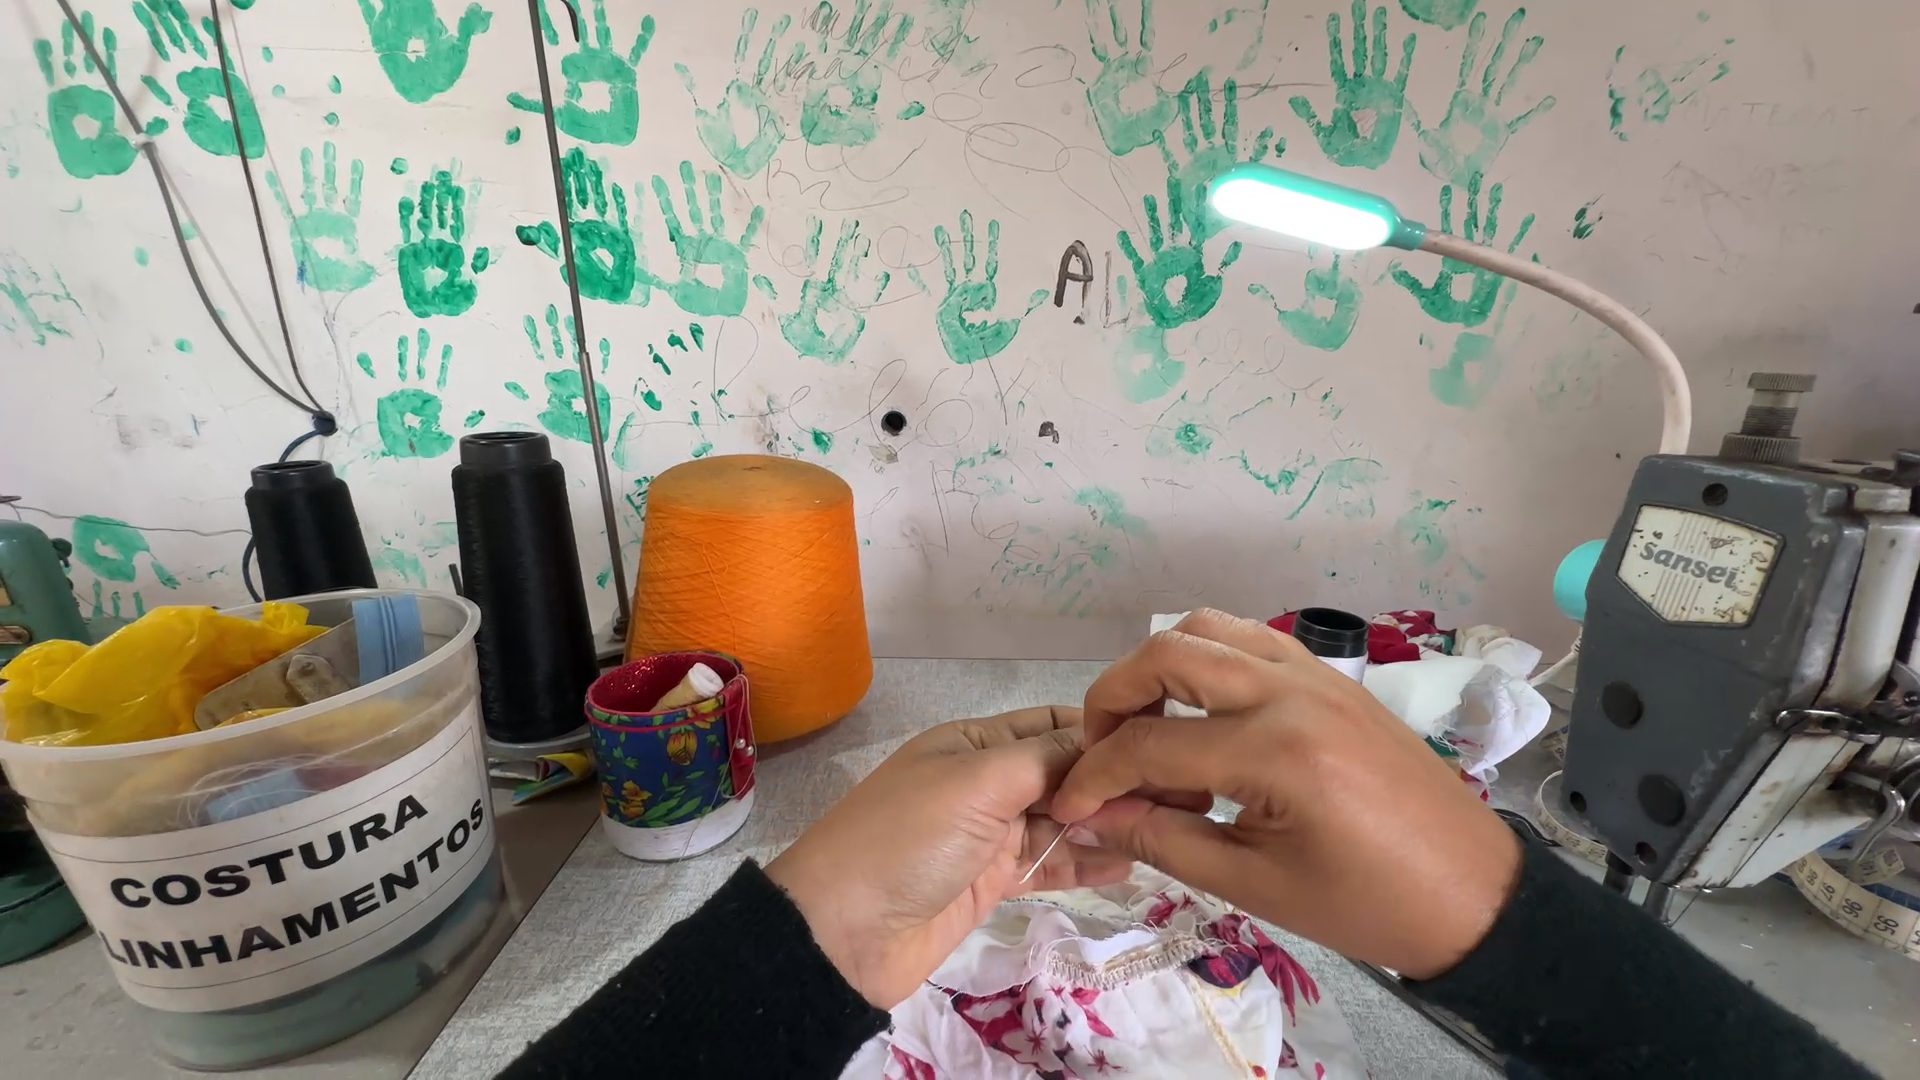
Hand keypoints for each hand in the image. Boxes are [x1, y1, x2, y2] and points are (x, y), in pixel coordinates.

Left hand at [765, 706, 1132, 1007]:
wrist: (844, 931)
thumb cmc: (911, 834)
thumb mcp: (976, 781)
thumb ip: (1042, 760)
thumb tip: (1100, 745)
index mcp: (973, 742)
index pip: (1048, 724)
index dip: (1098, 733)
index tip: (1155, 745)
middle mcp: (984, 781)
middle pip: (1059, 774)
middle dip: (1108, 782)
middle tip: (1173, 796)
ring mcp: (988, 833)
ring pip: (1058, 820)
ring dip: (1103, 823)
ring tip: (1162, 827)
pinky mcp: (991, 881)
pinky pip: (1047, 864)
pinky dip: (1083, 863)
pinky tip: (1128, 862)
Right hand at [1052, 609, 1520, 979]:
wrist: (1478, 897)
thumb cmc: (1366, 905)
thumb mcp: (1252, 884)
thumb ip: (1159, 838)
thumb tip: (1089, 816)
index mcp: (1276, 752)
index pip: (1150, 744)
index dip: (1096, 775)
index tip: (1072, 805)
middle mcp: (1289, 689)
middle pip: (1165, 655)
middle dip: (1112, 698)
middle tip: (1102, 749)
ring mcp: (1311, 670)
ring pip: (1203, 627)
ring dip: (1156, 665)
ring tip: (1147, 721)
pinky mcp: (1326, 672)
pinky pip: (1245, 636)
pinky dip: (1203, 656)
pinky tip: (1201, 707)